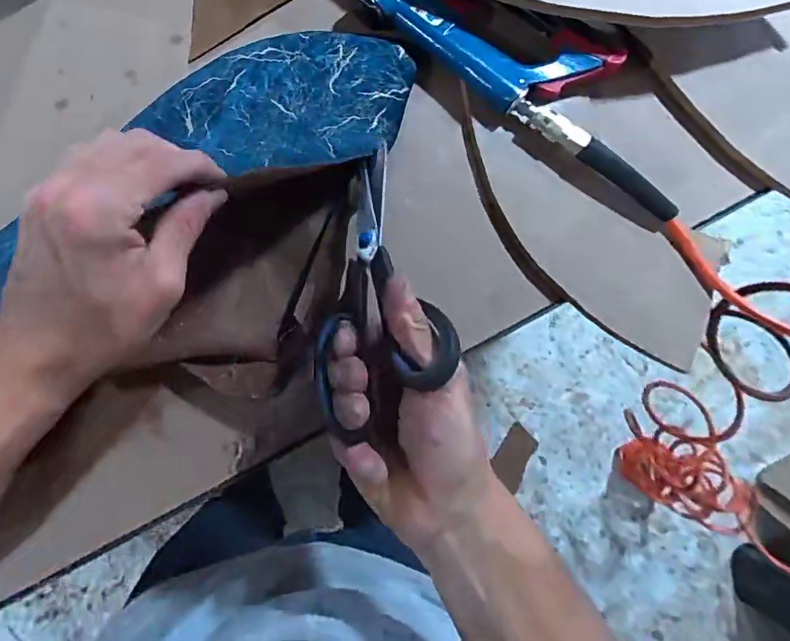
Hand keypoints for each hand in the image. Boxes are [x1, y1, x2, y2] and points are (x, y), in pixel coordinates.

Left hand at [0, 130, 226, 404]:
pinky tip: (134, 183)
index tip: (223, 182)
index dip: (200, 165)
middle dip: (177, 157)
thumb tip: (214, 192)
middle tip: (200, 185)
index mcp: (99, 207)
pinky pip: (87, 154)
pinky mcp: (39, 195)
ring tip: (171, 182)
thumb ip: (186, 226)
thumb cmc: (102, 330)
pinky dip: (119, 158)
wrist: (31, 357)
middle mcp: (69, 184)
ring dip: (148, 154)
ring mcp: (48, 186)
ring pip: (112, 141)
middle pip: (138, 144)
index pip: (163, 161)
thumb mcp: (161, 284)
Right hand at [326, 275, 499, 552]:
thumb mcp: (441, 380)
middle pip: (342, 357)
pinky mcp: (350, 450)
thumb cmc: (454, 437)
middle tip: (358, 376)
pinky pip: (337, 438)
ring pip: (335, 393)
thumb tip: (397, 279)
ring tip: (365, 418)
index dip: (352, 325)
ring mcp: (362, 415)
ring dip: (348, 404)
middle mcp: (378, 380)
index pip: (368, 328)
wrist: (449, 511)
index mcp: (402, 359)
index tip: (347, 328)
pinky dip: (355, 450)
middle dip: (344, 364)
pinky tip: (375, 460)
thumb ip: (414, 334)